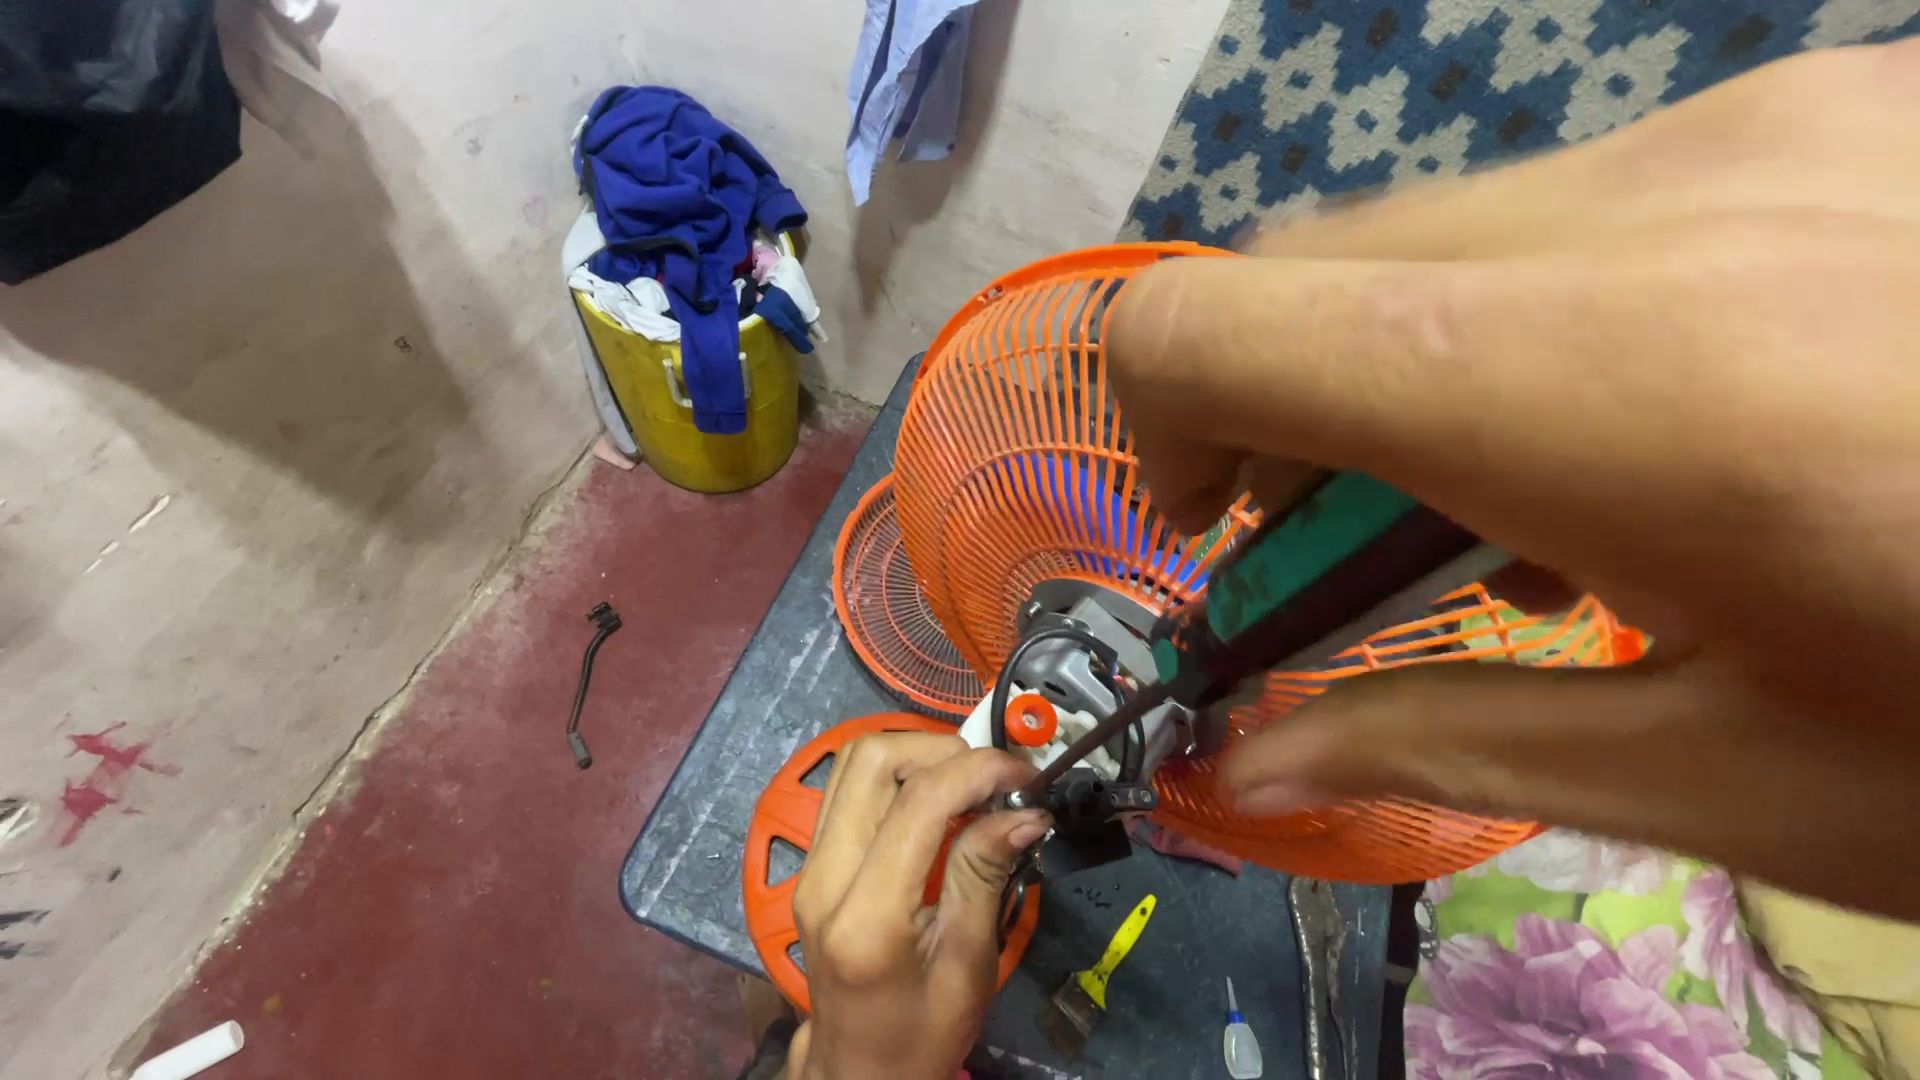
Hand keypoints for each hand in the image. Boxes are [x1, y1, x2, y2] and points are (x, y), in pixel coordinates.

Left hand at [785, 733, 1049, 1079]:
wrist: (856, 1070)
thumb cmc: (920, 1034)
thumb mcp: (968, 966)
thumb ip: (986, 876)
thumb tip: (1027, 810)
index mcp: (866, 916)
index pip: (917, 802)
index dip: (978, 771)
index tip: (1025, 777)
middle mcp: (824, 875)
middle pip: (871, 759)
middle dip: (943, 750)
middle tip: (992, 779)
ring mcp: (811, 863)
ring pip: (855, 761)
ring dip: (919, 754)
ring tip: (969, 783)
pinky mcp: (814, 858)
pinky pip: (851, 785)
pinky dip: (900, 773)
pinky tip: (938, 798)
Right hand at [1106, 42, 1919, 917]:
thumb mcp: (1740, 780)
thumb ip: (1430, 745)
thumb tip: (1238, 771)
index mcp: (1598, 385)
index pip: (1213, 330)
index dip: (1162, 423)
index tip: (1215, 524)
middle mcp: (1639, 205)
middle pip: (1291, 278)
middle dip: (1259, 414)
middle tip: (1331, 538)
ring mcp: (1733, 130)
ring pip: (1397, 246)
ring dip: (1368, 375)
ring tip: (1486, 499)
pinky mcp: (1801, 113)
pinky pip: (1521, 221)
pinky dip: (1475, 330)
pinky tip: (1606, 426)